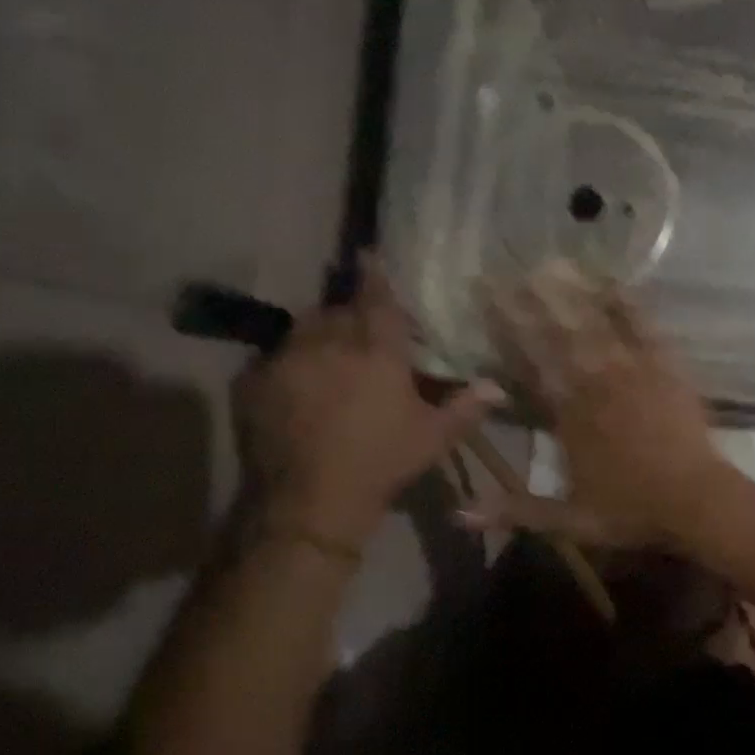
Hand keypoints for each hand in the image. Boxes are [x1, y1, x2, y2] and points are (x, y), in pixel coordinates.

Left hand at [236, 261, 501, 547]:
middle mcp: (330, 343)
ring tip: (331, 353)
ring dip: (321, 333)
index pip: (377, 299)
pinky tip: (301, 383)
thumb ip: (466, 407)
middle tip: (363, 330)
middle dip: (352, 314)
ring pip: (305, 329)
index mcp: (377, 351)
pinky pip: (277, 358)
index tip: (369, 254)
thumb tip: (498, 387)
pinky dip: (293, 362)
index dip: (375, 275)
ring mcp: (288, 360)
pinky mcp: (256, 382)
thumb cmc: (383, 463)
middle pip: (339, 311)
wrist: (312, 500)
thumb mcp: (434, 438)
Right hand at [466, 259, 736, 547]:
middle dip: (533, 301)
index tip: (486, 299)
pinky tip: (615, 283)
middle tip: (511, 269)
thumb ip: (514, 510)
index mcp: (569, 417)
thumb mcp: (569, 520)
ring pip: (598, 324)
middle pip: (559, 336)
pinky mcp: (667, 370)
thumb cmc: (632, 512)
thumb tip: (457, 515)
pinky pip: (645, 329)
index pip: (529, 364)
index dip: (506, 330)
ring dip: (574, 293)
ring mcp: (634, 373)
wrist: (696, 502)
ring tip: (553, 264)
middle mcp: (596, 385)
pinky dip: (628, 305)